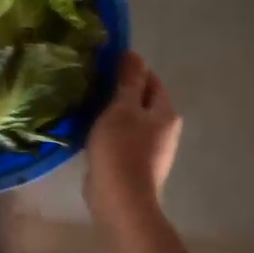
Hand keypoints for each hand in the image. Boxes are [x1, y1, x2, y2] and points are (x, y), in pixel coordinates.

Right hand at [85, 53, 182, 220]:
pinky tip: (92, 130)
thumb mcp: (121, 108)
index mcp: (165, 113)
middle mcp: (165, 129)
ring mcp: (153, 148)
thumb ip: (128, 81)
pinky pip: (124, 136)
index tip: (103, 64)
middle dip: (121, 90)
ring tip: (88, 104)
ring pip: (132, 119)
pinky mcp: (137, 163)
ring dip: (114, 111)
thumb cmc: (121, 148)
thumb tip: (134, 54)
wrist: (121, 198)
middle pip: (143, 100)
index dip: (130, 69)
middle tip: (92, 82)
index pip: (151, 80)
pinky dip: (111, 129)